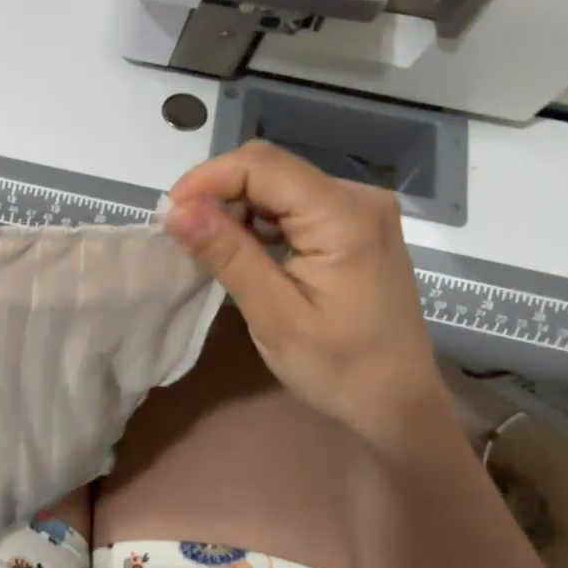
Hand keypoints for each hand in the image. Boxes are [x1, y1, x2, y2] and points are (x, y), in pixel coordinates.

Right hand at [162, 141, 449, 445]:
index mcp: (345, 216)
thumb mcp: (274, 314)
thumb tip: (175, 210)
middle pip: (270, 170)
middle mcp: (358, 198)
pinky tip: (243, 253)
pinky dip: (258, 221)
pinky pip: (294, 205)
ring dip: (235, 209)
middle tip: (181, 237)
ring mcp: (360, 210)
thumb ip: (227, 254)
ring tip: (208, 250)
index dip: (207, 180)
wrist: (398, 402)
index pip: (261, 166)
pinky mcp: (354, 226)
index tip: (169, 217)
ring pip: (278, 185)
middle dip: (217, 194)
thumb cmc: (339, 366)